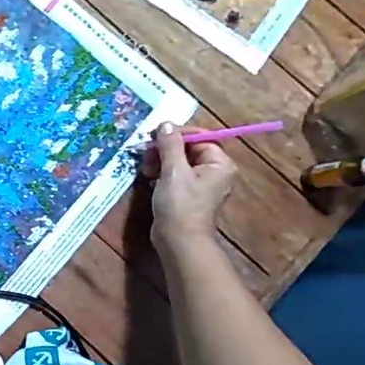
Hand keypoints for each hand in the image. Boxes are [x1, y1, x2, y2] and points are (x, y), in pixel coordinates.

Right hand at [142, 123, 237, 251]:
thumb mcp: (173, 171)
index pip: (200, 137)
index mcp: (219, 163)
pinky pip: (176, 175)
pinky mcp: (188, 194)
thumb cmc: (180, 204)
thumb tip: (165, 124)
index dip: (177, 133)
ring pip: (180, 161)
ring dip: (160, 160)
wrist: (178, 240)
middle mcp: (215, 171)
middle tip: (145, 153)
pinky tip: (148, 176)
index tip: (154, 134)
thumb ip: (170, 145)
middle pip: (189, 149)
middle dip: (165, 149)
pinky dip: (162, 173)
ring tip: (145, 168)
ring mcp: (202, 184)